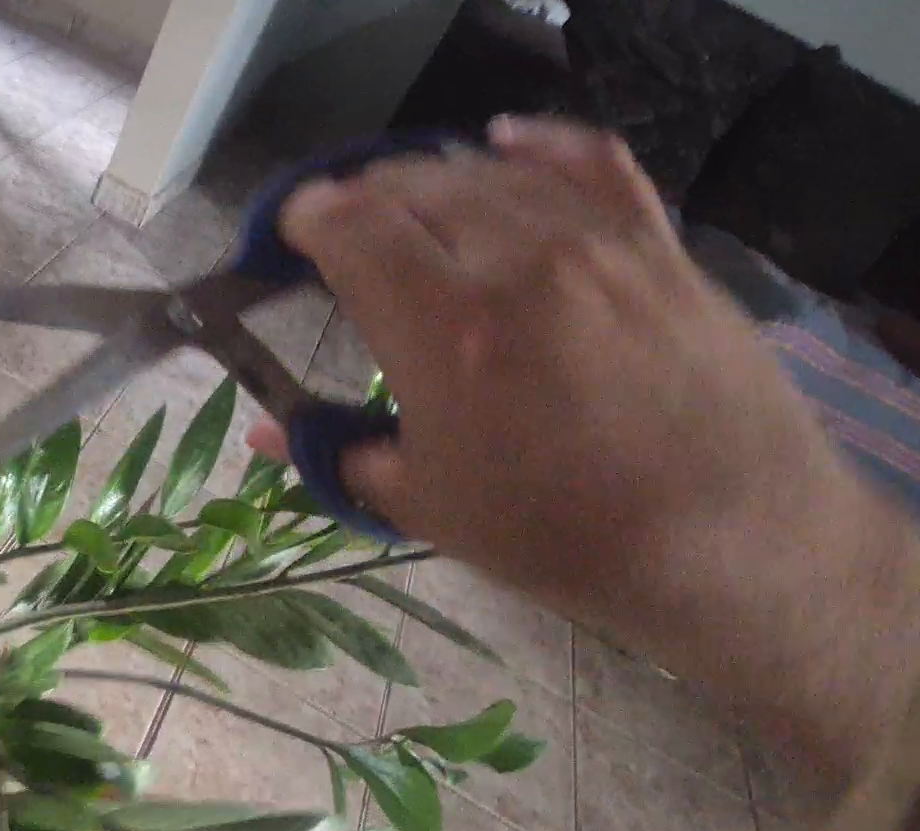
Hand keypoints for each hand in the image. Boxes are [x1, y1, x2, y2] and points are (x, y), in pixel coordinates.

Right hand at [255, 117, 853, 621]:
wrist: (717, 538)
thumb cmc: (545, 529)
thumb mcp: (416, 502)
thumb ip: (332, 452)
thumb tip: (262, 434)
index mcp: (444, 333)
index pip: (356, 233)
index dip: (306, 219)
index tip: (284, 232)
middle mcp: (517, 266)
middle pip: (414, 188)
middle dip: (355, 196)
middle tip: (330, 227)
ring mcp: (596, 246)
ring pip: (490, 172)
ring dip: (425, 177)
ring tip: (396, 203)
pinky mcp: (656, 246)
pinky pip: (591, 163)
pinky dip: (536, 145)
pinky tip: (501, 143)